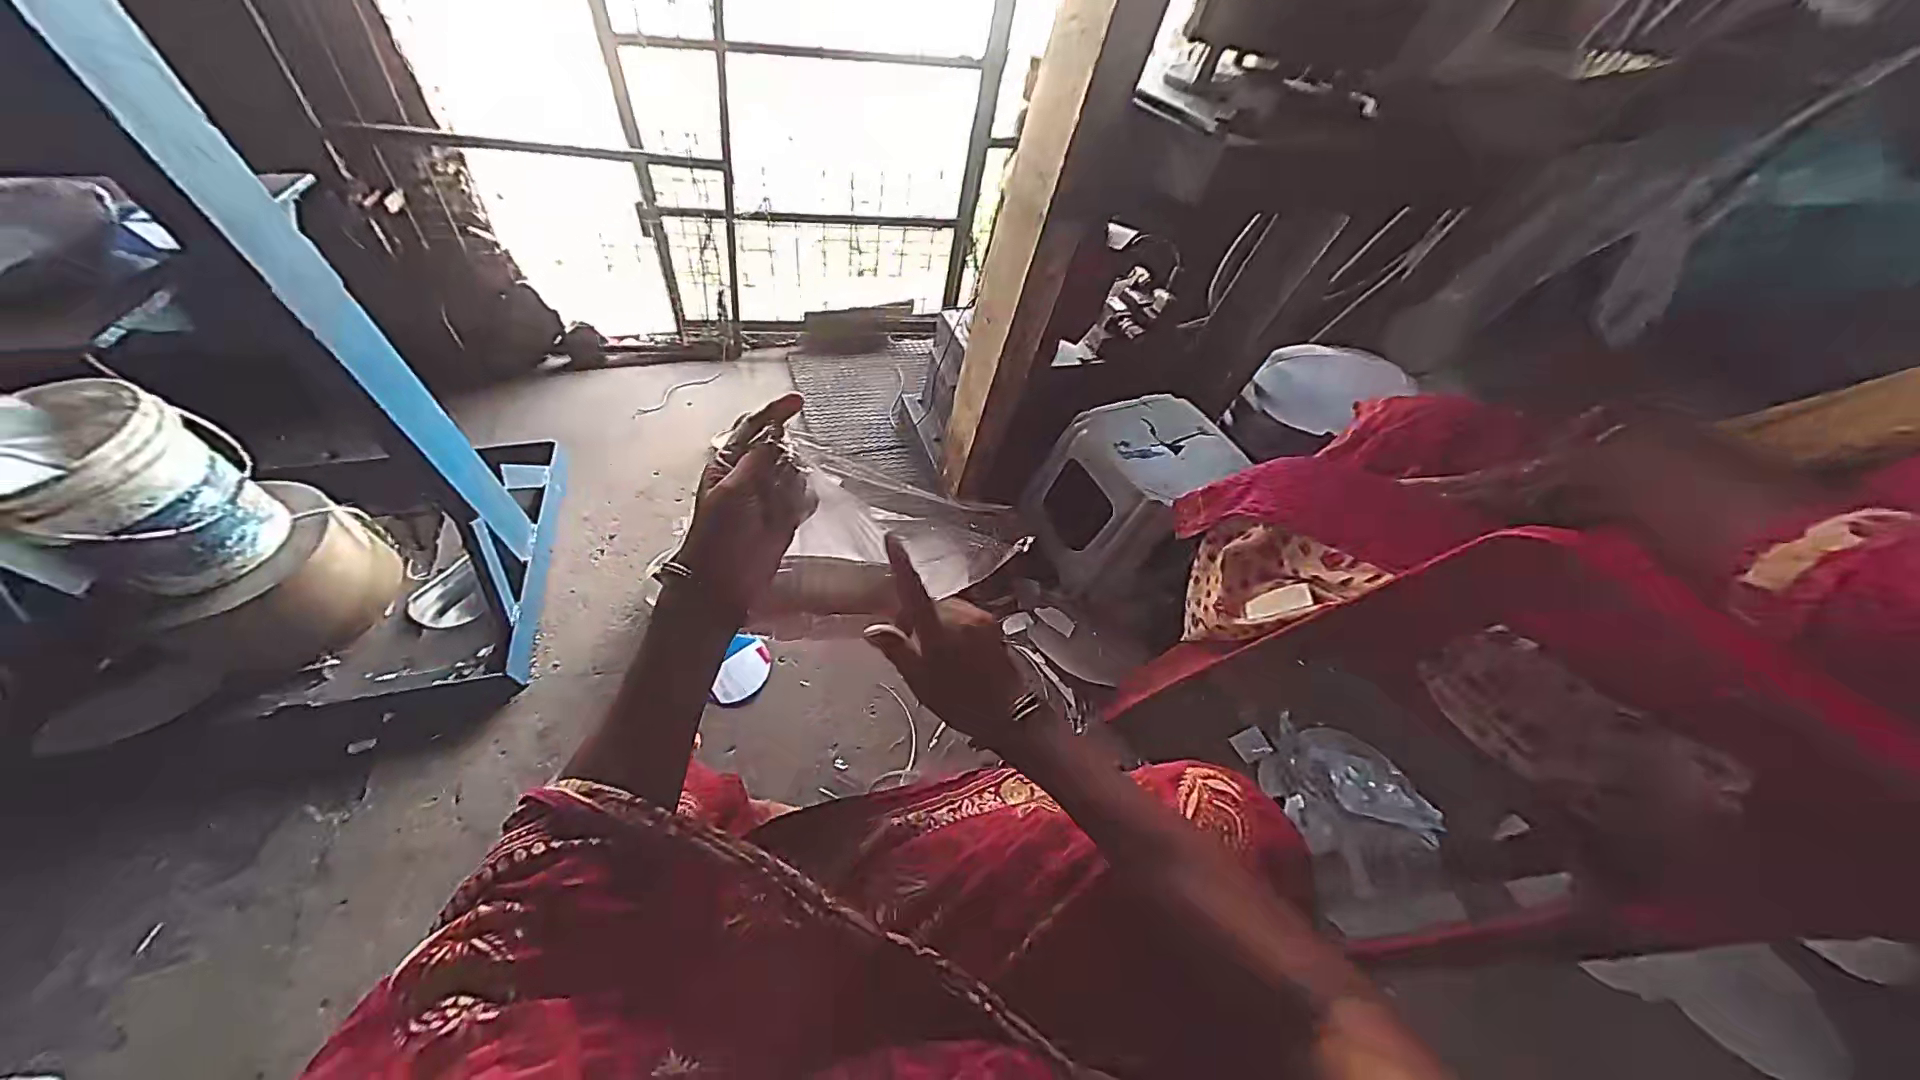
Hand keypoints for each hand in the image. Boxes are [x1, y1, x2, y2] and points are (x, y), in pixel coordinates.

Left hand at [672, 393, 813, 613]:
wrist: (721, 584)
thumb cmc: (715, 538)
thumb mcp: (732, 491)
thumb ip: (755, 461)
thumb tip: (774, 434)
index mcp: (728, 465)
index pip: (753, 429)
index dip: (774, 414)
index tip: (796, 402)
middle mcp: (750, 477)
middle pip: (778, 450)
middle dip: (785, 457)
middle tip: (777, 479)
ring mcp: (768, 498)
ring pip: (794, 474)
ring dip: (793, 483)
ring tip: (778, 505)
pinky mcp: (784, 518)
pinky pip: (803, 500)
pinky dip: (803, 503)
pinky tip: (791, 514)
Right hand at [863, 534, 1036, 751]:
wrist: (1011, 715)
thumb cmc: (965, 704)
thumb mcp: (921, 682)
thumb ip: (897, 650)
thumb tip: (874, 630)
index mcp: (939, 631)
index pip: (914, 590)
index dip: (901, 564)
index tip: (892, 542)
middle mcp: (962, 618)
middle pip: (930, 602)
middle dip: (916, 615)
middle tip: (910, 643)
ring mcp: (981, 619)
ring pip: (948, 608)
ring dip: (936, 620)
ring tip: (935, 653)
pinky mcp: (993, 624)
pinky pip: (965, 615)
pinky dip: (954, 625)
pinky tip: (955, 651)